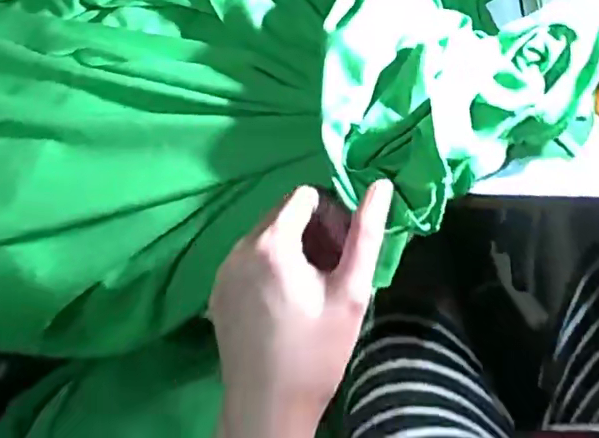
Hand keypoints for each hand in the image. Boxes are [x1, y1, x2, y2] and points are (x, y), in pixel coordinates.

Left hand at [210, 180, 393, 437]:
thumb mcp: (351, 291)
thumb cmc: (315, 352)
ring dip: (293, 247)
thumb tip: (381, 184)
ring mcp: (224, 269)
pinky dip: (271, 265)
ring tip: (310, 288)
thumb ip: (366, 233)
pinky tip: (285, 302)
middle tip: (331, 271)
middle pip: (285, 212)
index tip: (341, 252)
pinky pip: (250, 256)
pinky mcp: (217, 290)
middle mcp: (241, 246)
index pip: (307, 195)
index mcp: (272, 242)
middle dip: (313, 231)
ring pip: (268, 233)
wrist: (266, 413)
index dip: (331, 216)